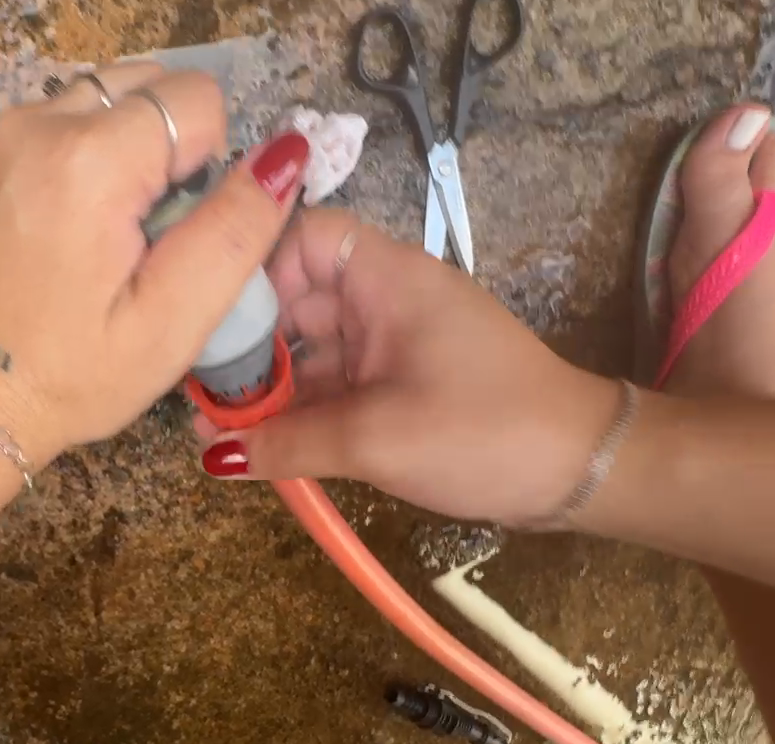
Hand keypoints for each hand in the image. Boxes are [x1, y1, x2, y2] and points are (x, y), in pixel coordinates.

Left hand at [0, 63, 308, 467]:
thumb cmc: (70, 377)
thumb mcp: (170, 323)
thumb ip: (234, 231)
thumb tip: (285, 155)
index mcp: (88, 162)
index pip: (196, 99)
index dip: (209, 167)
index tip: (175, 236)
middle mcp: (38, 124)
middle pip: (150, 88)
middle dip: (169, 156)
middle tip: (145, 244)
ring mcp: (6, 137)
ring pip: (110, 102)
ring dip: (132, 158)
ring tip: (111, 242)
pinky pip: (68, 127)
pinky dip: (92, 165)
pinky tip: (79, 235)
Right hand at [198, 209, 623, 525]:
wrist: (576, 471)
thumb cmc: (480, 432)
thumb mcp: (375, 437)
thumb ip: (286, 442)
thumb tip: (211, 457)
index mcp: (386, 281)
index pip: (303, 240)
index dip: (254, 272)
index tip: (214, 328)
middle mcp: (382, 303)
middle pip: (294, 303)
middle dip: (245, 348)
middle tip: (198, 393)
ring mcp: (388, 347)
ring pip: (308, 354)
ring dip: (265, 391)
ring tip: (213, 430)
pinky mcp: (394, 386)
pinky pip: (330, 388)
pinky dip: (296, 414)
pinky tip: (255, 445)